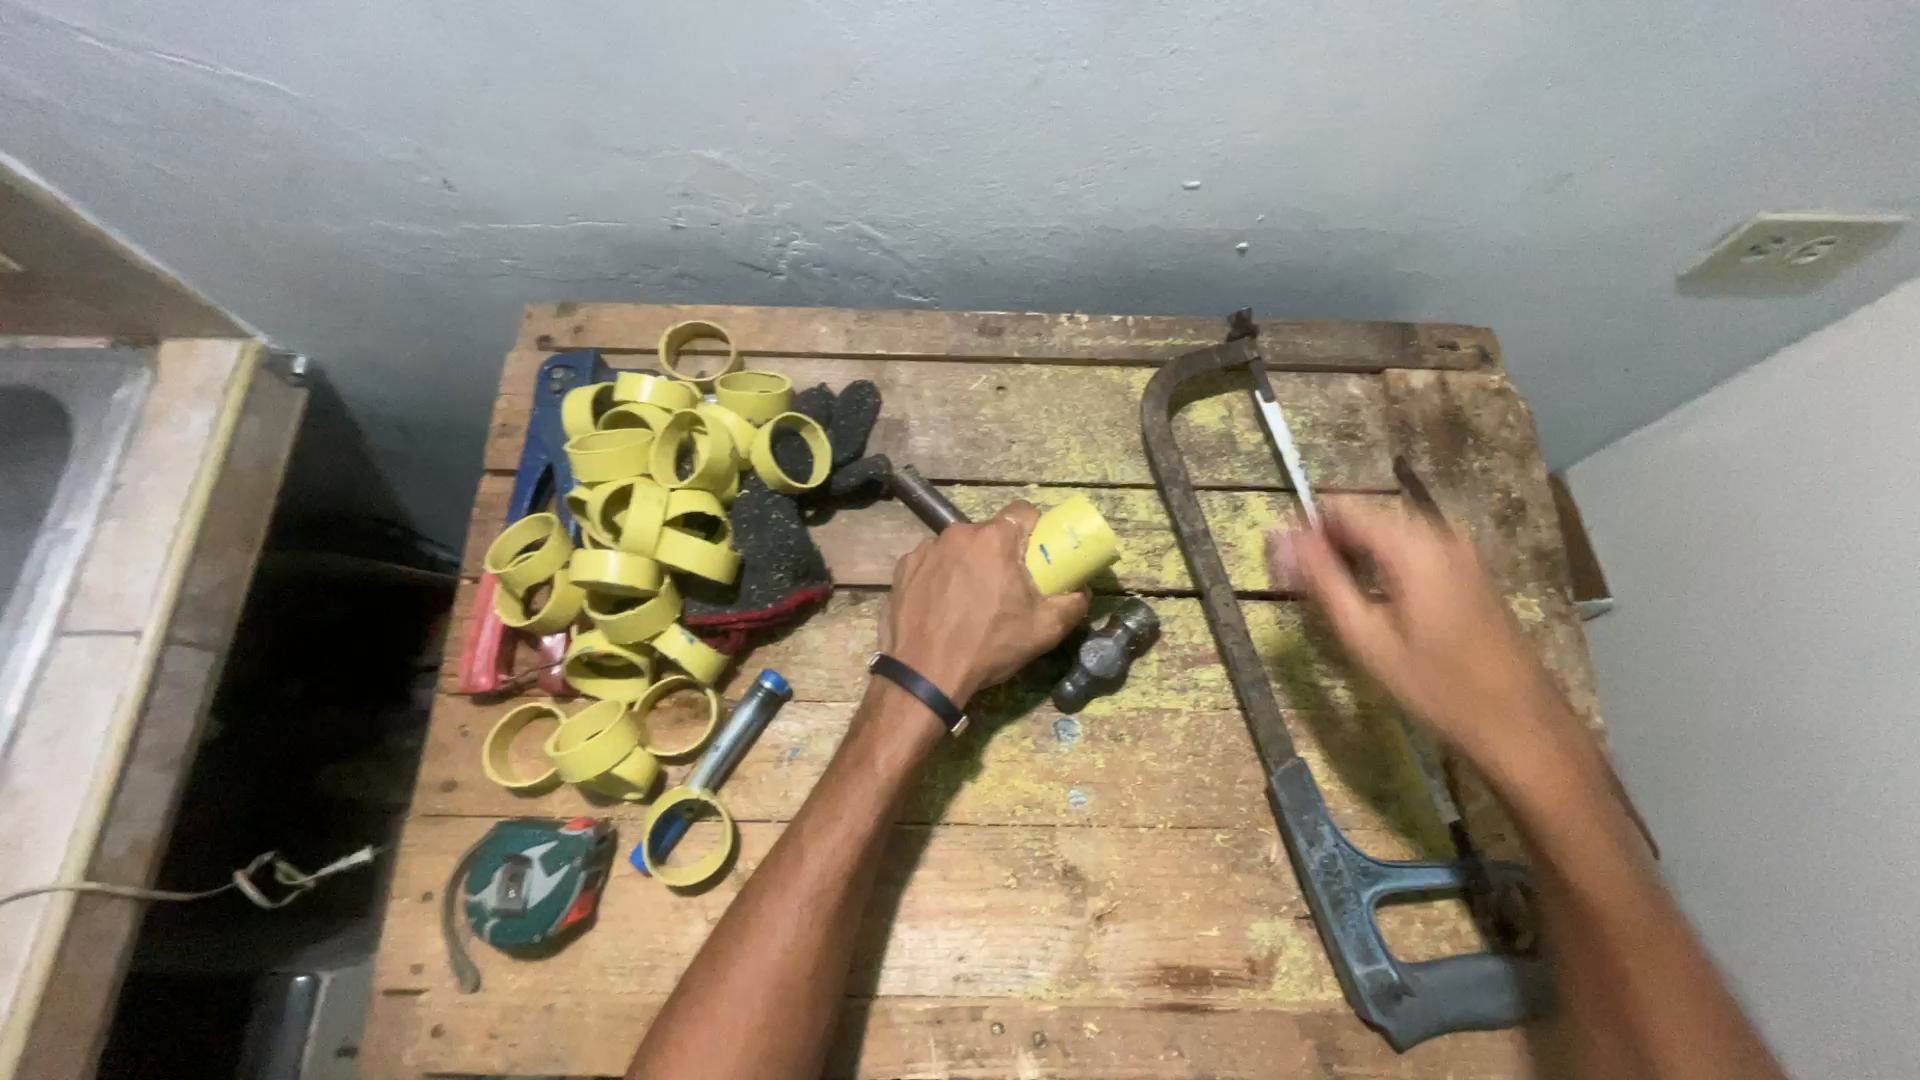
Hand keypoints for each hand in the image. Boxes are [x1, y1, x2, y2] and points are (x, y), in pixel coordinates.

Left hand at [883, 500, 1087, 706]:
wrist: (924, 675)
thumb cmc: (987, 647)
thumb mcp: (1044, 630)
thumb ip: (1071, 604)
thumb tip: (1081, 591)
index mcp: (994, 540)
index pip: (1022, 512)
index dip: (1033, 530)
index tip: (1034, 555)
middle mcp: (957, 534)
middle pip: (988, 534)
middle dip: (999, 554)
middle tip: (1003, 588)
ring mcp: (926, 550)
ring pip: (958, 548)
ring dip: (967, 565)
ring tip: (967, 602)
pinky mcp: (903, 568)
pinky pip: (931, 564)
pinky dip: (939, 578)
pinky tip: (940, 607)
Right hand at [1267, 504, 1574, 769]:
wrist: (1519, 723)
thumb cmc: (1436, 686)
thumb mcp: (1366, 636)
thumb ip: (1320, 579)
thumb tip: (1278, 537)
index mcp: (1414, 545)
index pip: (1342, 507)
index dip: (1306, 529)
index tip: (1284, 563)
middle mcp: (1441, 535)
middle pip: (1366, 516)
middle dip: (1330, 543)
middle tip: (1305, 587)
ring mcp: (1461, 551)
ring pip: (1388, 532)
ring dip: (1354, 554)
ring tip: (1336, 598)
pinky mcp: (1470, 569)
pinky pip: (1412, 548)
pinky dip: (1383, 563)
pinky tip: (1374, 602)